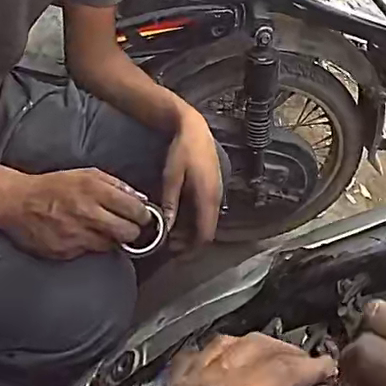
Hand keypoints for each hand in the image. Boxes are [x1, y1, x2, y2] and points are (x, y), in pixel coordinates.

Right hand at [0, 169, 149, 259]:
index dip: (143, 215)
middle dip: (133, 230)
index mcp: (94, 191)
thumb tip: (140, 199)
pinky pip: (90, 252)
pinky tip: (84, 234)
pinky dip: (92, 245)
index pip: (134, 209)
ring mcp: (77, 235)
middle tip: (129, 226)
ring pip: (112, 245)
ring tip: (105, 229)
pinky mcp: (67, 252)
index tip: (143, 216)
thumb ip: (116, 184)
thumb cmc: (54, 186)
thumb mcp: (86, 174)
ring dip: (113, 239)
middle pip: (128, 232)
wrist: (19, 203)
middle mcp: (88, 214)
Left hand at [120, 334, 335, 385]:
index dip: (309, 368)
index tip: (328, 370)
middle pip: (251, 348)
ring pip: (222, 346)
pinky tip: (236, 368)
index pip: (278, 370)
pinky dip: (221, 356)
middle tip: (312, 369)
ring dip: (255, 350)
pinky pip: (195, 360)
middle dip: (286, 355)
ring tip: (282, 367)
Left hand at [162, 106, 223, 244]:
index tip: (176, 256)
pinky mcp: (214, 187)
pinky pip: (207, 211)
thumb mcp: (171, 176)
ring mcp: (218, 192)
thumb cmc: (183, 150)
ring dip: (192, 232)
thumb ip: (171, 203)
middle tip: (169, 246)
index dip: (192, 250)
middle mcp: (217, 198)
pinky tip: (181, 218)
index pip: (205, 234)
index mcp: (208, 197)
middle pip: (207, 231)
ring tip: (172, 234)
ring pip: (208, 222)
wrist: (195, 129)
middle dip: (190, 243)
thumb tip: (168, 228)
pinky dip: (195, 220)